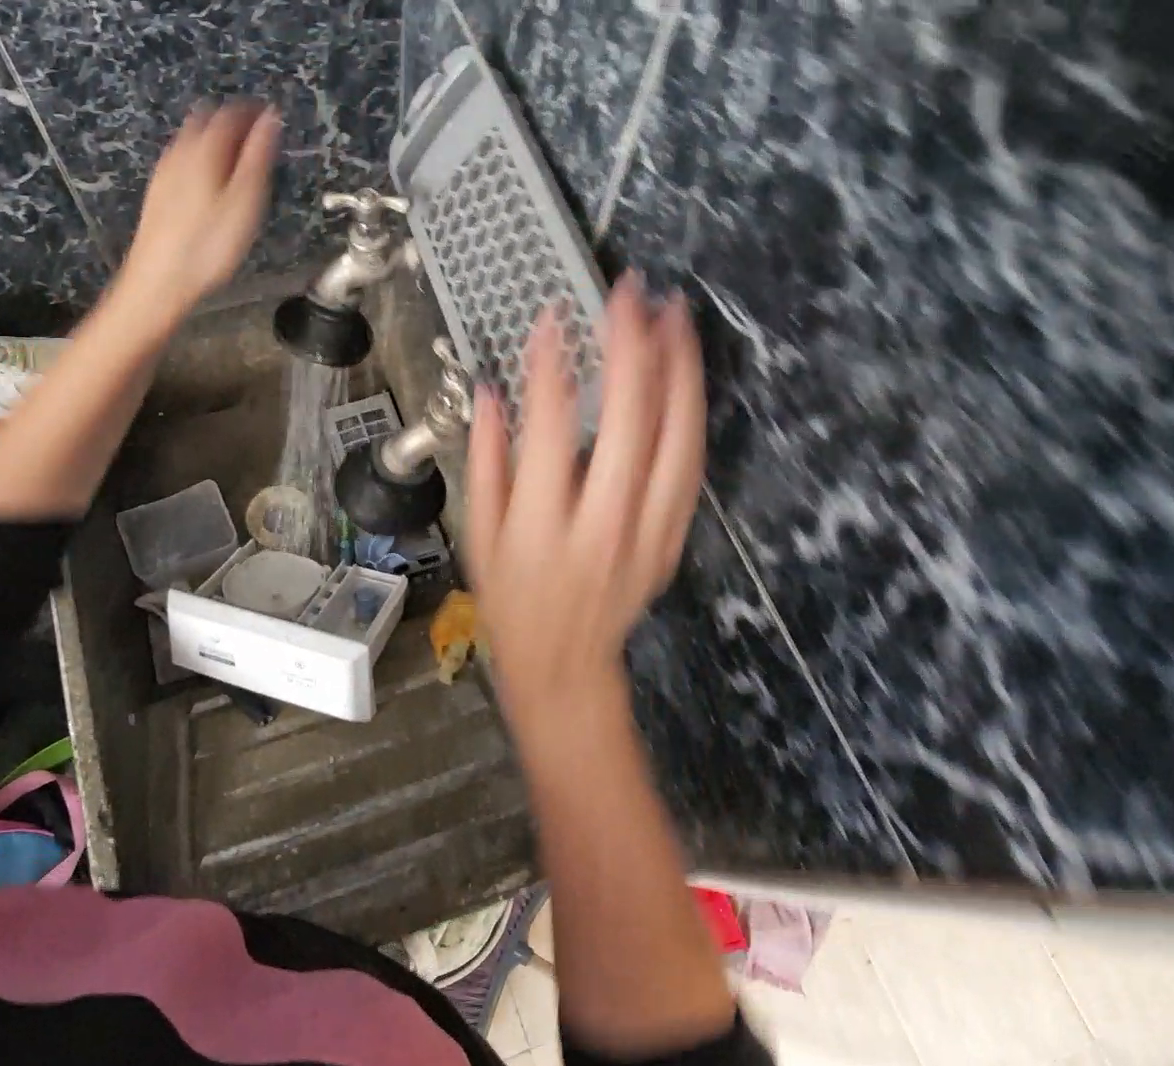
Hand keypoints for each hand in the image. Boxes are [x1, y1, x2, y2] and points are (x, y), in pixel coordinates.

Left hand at [119, 101, 279, 312]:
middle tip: (255, 137)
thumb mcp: (244, 202)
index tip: (272, 117)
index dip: (253, 112)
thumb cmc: (209, 245)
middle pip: (207, 120)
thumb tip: (271, 117)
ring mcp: (165, 171)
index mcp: (206, 148)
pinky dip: (199, 159)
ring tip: (235, 158)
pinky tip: (206, 181)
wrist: (159, 279)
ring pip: (191, 139)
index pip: (231, 113)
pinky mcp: (157, 193)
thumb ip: (258, 157)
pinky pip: (180, 160)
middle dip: (231, 122)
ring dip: (213, 139)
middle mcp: (181, 150)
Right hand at [464, 273, 705, 721]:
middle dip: (632, 346)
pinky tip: (687, 374)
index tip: (552, 317)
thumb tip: (492, 394)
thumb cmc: (512, 601)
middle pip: (630, 420)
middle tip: (630, 292)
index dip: (552, 365)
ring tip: (675, 315)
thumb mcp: (481, 536)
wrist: (565, 664)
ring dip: (679, 369)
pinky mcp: (674, 535)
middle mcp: (603, 522)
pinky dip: (692, 411)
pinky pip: (691, 464)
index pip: (551, 427)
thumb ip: (487, 461)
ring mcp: (648, 529)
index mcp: (543, 524)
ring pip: (677, 437)